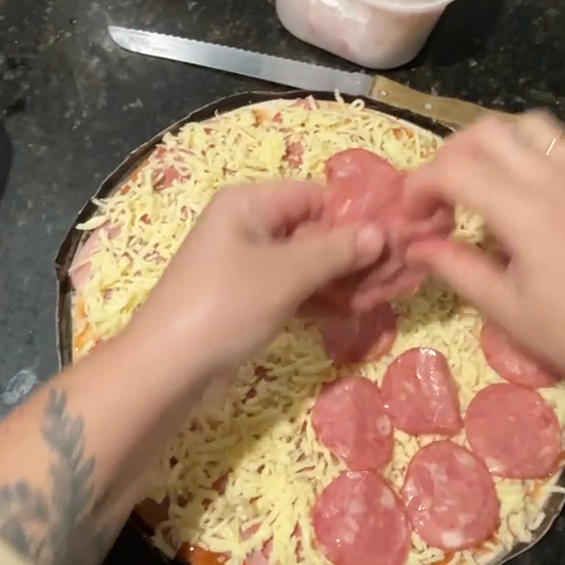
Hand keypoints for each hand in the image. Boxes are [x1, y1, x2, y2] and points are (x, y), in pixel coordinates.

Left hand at [126, 181, 383, 378]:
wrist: (168, 369)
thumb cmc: (226, 305)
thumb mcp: (286, 274)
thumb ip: (336, 251)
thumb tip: (382, 232)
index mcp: (248, 203)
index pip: (313, 196)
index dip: (353, 215)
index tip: (396, 236)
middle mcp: (247, 225)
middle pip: (311, 229)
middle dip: (352, 251)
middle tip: (397, 272)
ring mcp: (247, 263)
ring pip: (306, 262)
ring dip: (341, 277)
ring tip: (383, 294)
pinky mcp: (249, 298)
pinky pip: (294, 288)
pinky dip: (321, 297)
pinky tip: (355, 311)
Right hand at [402, 111, 564, 403]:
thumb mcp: (509, 311)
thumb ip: (455, 268)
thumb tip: (414, 245)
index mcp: (526, 212)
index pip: (454, 169)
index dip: (420, 185)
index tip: (412, 217)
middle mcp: (556, 179)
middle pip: (485, 131)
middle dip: (449, 155)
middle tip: (441, 197)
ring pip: (527, 125)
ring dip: (491, 144)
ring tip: (482, 184)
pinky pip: (560, 145)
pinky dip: (528, 154)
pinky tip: (527, 198)